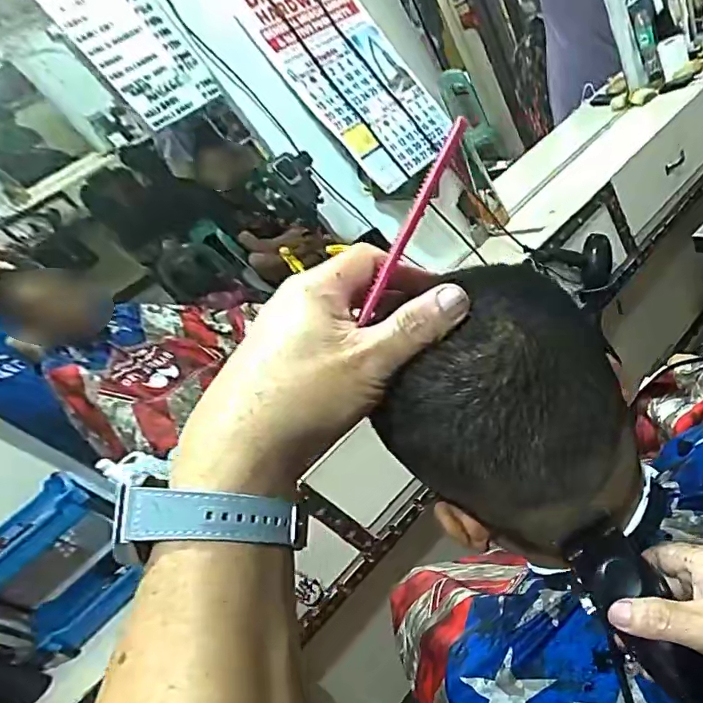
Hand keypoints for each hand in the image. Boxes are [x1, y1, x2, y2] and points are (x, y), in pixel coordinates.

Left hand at [170, 245, 468, 495]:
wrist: (247, 445)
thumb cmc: (302, 396)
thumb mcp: (373, 357)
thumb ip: (416, 325)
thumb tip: (455, 296)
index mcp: (315, 288)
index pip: (371, 257)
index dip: (411, 273)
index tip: (441, 297)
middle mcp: (299, 302)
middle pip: (362, 287)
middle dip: (400, 305)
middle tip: (432, 330)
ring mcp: (293, 332)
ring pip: (351, 319)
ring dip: (383, 332)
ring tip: (408, 358)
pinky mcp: (292, 360)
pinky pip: (338, 343)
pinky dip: (364, 352)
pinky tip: (377, 378)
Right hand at [605, 543, 702, 695]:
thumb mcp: (701, 625)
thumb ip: (656, 618)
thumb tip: (611, 609)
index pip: (655, 555)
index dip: (630, 575)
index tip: (606, 603)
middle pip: (665, 581)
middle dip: (642, 605)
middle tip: (618, 638)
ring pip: (681, 604)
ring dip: (661, 624)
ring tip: (636, 652)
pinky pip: (697, 620)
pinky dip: (681, 634)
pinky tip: (666, 656)